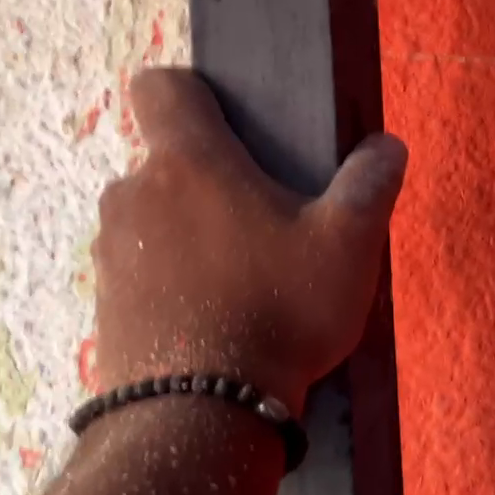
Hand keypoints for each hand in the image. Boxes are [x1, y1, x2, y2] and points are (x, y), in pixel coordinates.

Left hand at [91, 68, 407, 413]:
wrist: (206, 406)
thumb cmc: (284, 305)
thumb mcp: (353, 240)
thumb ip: (372, 182)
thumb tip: (388, 144)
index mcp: (192, 164)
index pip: (163, 88)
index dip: (199, 92)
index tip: (242, 124)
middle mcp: (135, 193)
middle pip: (173, 159)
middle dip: (223, 178)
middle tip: (281, 222)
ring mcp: (111, 248)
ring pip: (163, 214)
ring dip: (204, 228)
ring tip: (259, 275)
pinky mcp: (106, 297)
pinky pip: (150, 262)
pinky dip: (185, 272)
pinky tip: (230, 311)